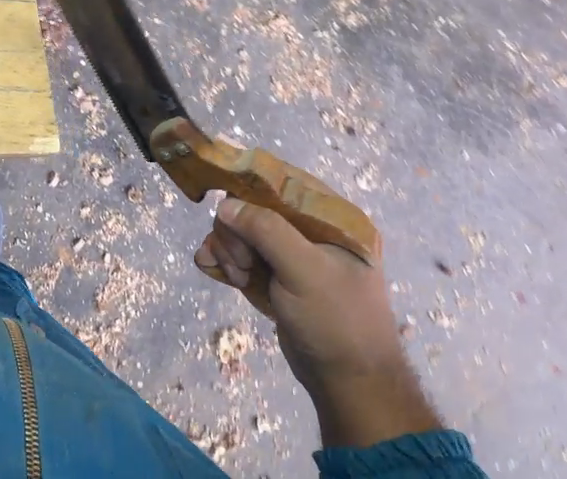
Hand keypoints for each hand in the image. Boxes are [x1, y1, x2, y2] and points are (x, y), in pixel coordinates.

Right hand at [195, 197, 442, 447]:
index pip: (282, 182)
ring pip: (238, 231)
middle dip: (236, 233)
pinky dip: (222, 262)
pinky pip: (236, 254)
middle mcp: (309, 230)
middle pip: (251, 207)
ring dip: (227, 250)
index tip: (223, 203)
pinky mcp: (272, 275)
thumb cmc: (338, 322)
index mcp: (332, 219)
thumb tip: (225, 205)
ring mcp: (288, 254)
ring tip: (237, 278)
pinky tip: (217, 274)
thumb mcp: (306, 271)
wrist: (349, 383)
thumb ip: (267, 231)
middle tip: (243, 263)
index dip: (248, 186)